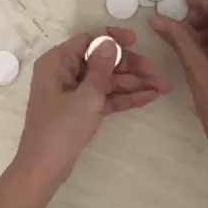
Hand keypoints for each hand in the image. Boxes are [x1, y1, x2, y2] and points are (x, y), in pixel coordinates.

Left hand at [15, 27, 170, 179]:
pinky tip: (150, 97)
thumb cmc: (61, 128)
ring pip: (107, 82)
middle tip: (155, 72)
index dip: (113, 39)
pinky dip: (125, 98)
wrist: (45, 167)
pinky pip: (105, 98)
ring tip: (163, 87)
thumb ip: (101, 68)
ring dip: (133, 84)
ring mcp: (73, 93)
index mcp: (57, 62)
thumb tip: (109, 43)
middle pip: (101, 62)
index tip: (137, 41)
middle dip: (129, 66)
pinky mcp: (81, 111)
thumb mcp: (86, 96)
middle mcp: (64, 73)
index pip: (88, 41)